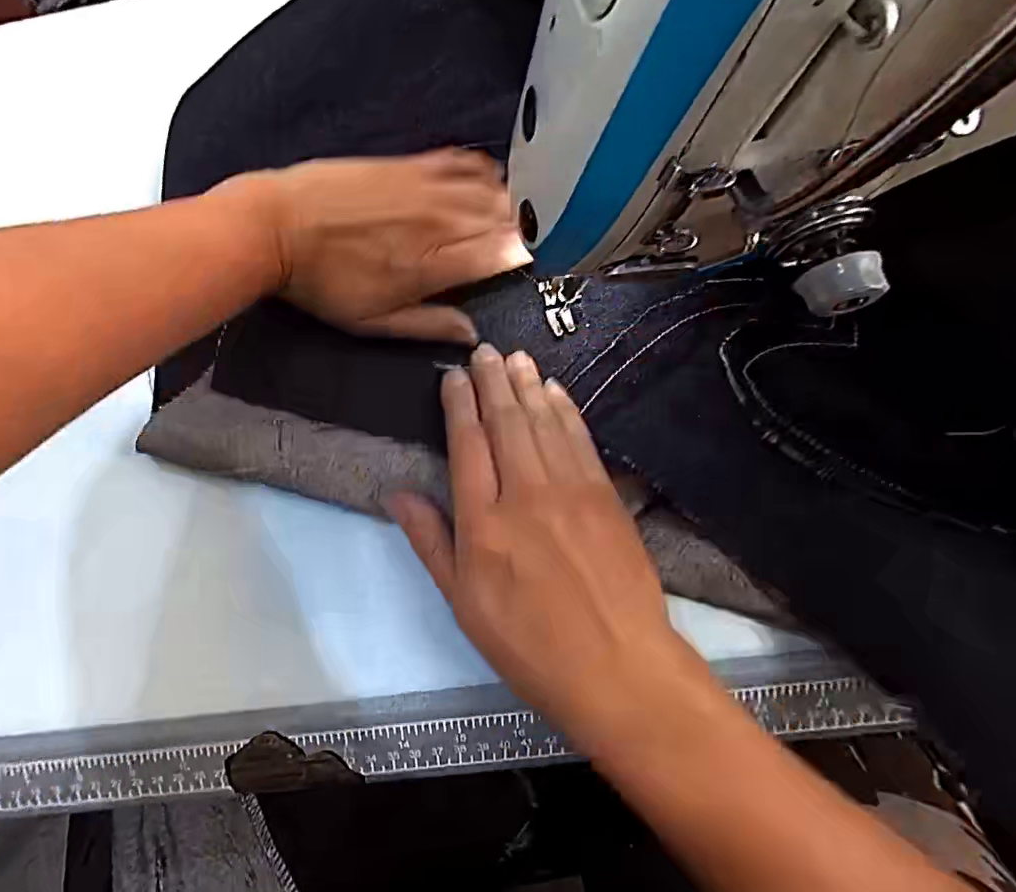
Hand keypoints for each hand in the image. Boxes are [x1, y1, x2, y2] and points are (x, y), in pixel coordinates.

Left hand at [228, 149, 530, 342]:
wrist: (275, 226)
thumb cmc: (322, 282)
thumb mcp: (373, 322)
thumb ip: (429, 325)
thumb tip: (471, 335)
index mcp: (433, 265)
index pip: (500, 254)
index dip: (521, 255)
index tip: (528, 259)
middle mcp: (438, 222)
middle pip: (501, 218)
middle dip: (519, 227)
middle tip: (522, 237)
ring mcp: (424, 188)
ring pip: (488, 189)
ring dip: (507, 200)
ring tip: (512, 211)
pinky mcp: (408, 164)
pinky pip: (459, 162)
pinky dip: (480, 170)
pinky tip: (487, 177)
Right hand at [386, 344, 708, 745]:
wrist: (616, 664)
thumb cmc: (529, 643)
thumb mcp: (464, 603)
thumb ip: (431, 542)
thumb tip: (398, 494)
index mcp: (484, 521)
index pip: (467, 443)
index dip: (458, 404)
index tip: (454, 377)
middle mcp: (525, 492)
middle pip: (505, 421)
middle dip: (491, 381)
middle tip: (483, 351)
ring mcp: (570, 488)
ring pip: (542, 422)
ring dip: (527, 385)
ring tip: (514, 358)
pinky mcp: (605, 493)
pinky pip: (579, 438)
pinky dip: (565, 409)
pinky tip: (555, 391)